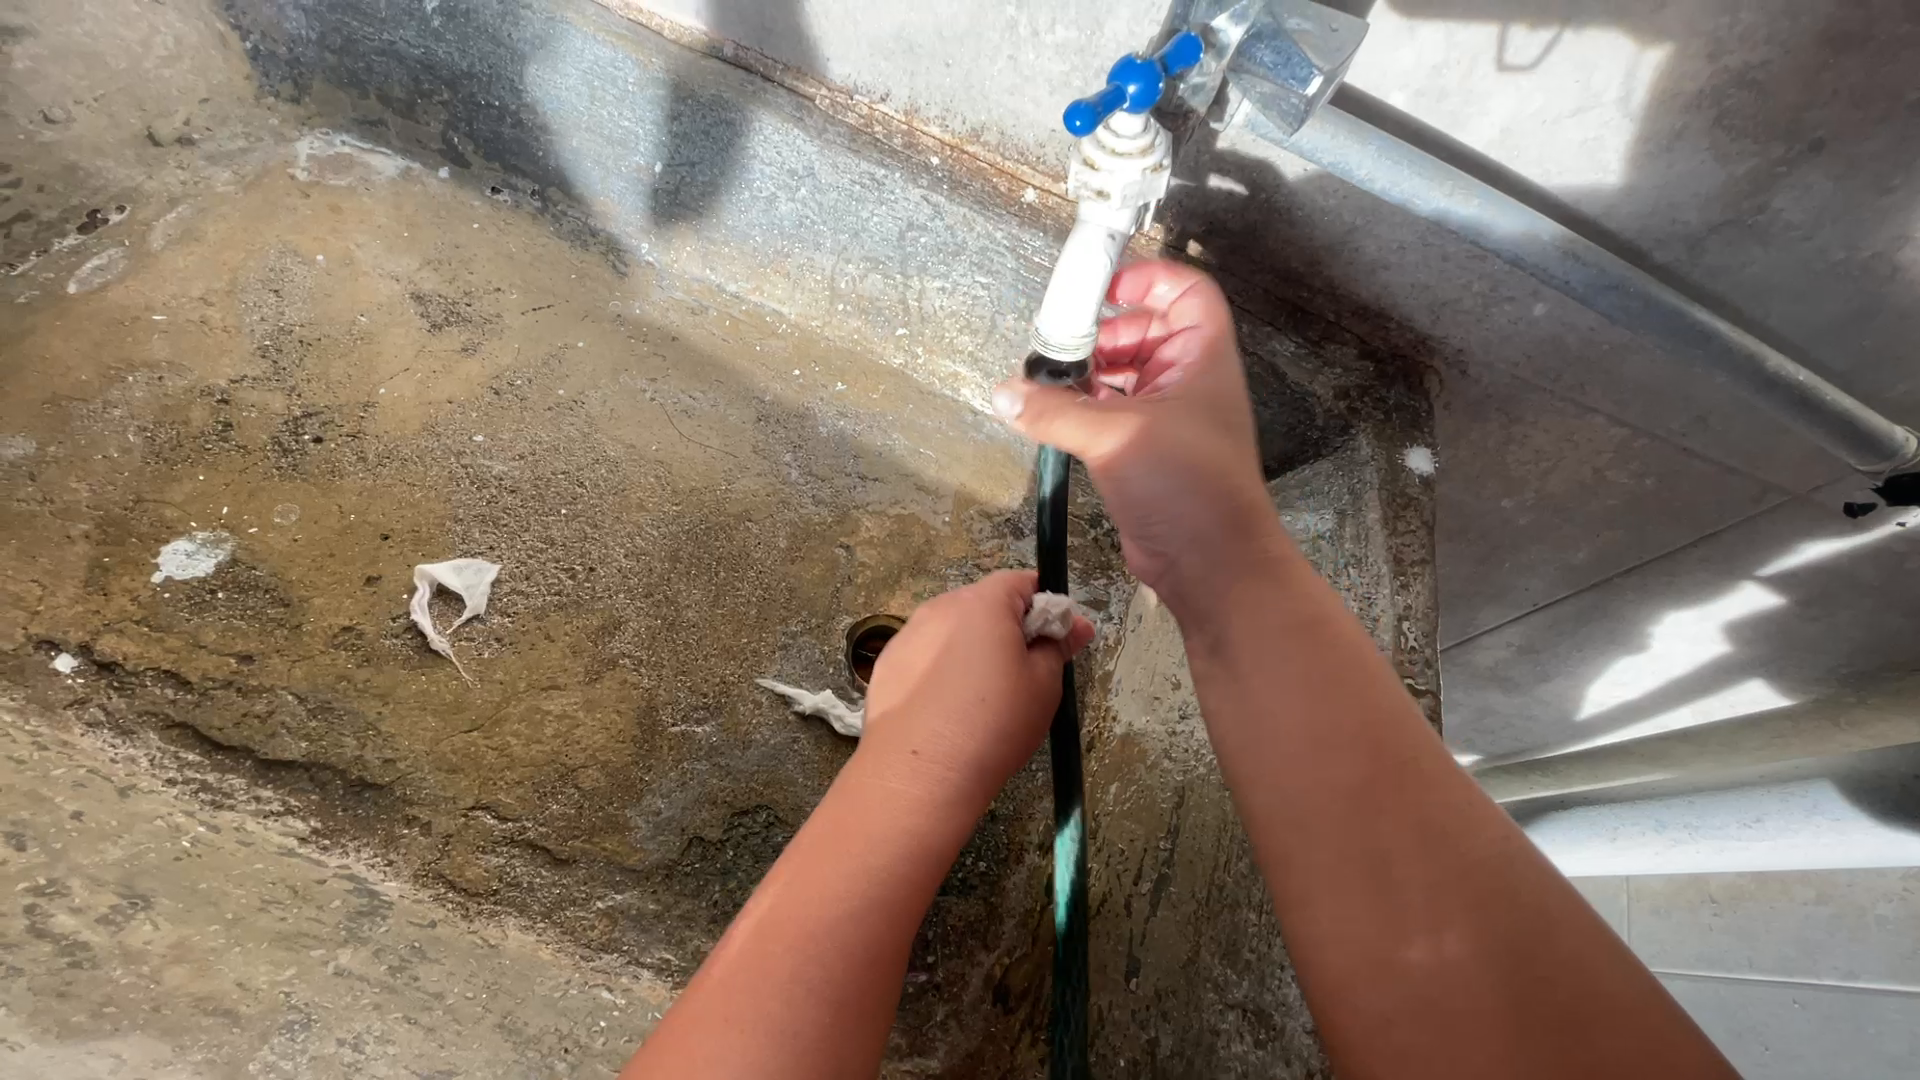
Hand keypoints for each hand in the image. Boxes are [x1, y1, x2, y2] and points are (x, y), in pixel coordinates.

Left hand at [855, 570, 1094, 811]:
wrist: (919, 774)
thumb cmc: (994, 723)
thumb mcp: (1043, 685)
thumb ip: (1058, 646)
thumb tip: (1076, 624)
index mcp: (982, 602)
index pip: (1021, 582)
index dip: (1045, 606)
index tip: (1056, 640)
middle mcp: (940, 607)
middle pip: (983, 603)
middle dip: (1008, 628)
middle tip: (1024, 674)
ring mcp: (907, 635)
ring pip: (952, 630)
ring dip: (971, 649)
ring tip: (982, 699)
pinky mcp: (886, 666)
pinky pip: (925, 656)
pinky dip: (940, 670)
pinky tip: (947, 710)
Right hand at [991, 260, 1283, 615]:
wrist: (1208, 561)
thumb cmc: (1182, 482)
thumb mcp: (1116, 435)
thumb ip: (1055, 412)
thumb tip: (1001, 394)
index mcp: (1201, 356)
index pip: (1186, 292)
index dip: (1149, 278)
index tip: (1103, 286)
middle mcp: (1187, 379)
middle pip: (1145, 331)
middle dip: (1102, 333)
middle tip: (1059, 345)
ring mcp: (1168, 418)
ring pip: (1125, 375)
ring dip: (1087, 374)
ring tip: (1046, 381)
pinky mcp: (1145, 451)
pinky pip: (1112, 413)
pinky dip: (1083, 409)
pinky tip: (1051, 415)